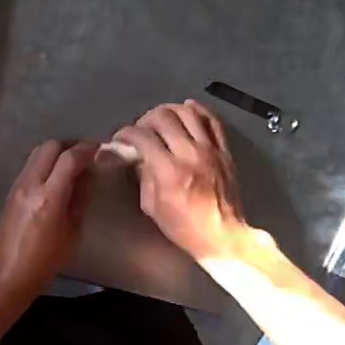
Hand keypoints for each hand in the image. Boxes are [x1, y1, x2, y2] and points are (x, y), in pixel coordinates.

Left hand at [0, 139, 97, 297]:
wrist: (8, 273)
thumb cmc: (46, 259)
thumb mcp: (73, 230)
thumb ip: (80, 197)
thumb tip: (88, 173)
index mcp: (49, 197)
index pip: (69, 158)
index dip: (87, 149)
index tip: (100, 148)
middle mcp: (30, 184)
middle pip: (50, 146)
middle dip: (71, 144)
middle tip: (87, 153)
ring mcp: (17, 185)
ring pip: (37, 153)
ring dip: (56, 151)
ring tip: (73, 162)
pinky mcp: (11, 190)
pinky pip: (30, 165)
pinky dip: (45, 162)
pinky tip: (56, 174)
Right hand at [110, 101, 251, 262]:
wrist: (223, 236)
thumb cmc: (183, 227)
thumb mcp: (152, 206)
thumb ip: (144, 176)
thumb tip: (139, 156)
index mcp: (169, 171)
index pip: (143, 138)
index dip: (126, 133)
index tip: (120, 137)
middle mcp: (190, 154)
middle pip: (163, 118)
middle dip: (145, 119)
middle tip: (140, 129)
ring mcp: (210, 149)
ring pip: (188, 113)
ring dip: (169, 110)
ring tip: (160, 119)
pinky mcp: (224, 150)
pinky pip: (212, 121)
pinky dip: (198, 110)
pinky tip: (186, 108)